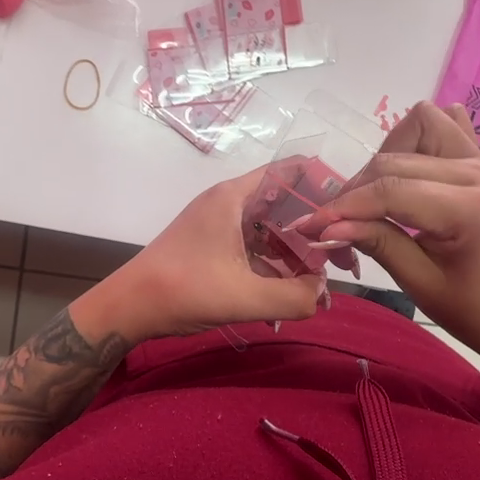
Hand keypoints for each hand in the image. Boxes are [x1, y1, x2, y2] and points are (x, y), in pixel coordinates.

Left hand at [77, 165, 329, 343]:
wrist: (129, 308)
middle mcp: (228, 204)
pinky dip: (273, 267)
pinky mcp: (213, 248)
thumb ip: (295, 296)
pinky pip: (254, 250)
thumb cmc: (183, 291)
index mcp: (233, 198)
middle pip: (284, 205)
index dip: (323, 185)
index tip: (351, 211)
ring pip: (270, 231)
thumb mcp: (245, 297)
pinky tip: (290, 294)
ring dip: (295, 254)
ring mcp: (219, 226)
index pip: (289, 171)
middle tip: (343, 258)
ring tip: (321, 283)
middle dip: (315, 230)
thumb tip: (324, 294)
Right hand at [296, 102, 479, 354]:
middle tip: (337, 222)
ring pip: (418, 124)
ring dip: (387, 155)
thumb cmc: (465, 305)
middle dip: (357, 189)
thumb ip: (375, 243)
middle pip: (394, 160)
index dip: (343, 207)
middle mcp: (477, 175)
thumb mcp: (416, 281)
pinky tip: (407, 159)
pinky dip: (419, 136)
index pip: (390, 192)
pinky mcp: (479, 161)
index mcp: (468, 210)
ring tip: (376, 195)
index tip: (309, 225)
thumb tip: (325, 226)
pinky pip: (446, 125)